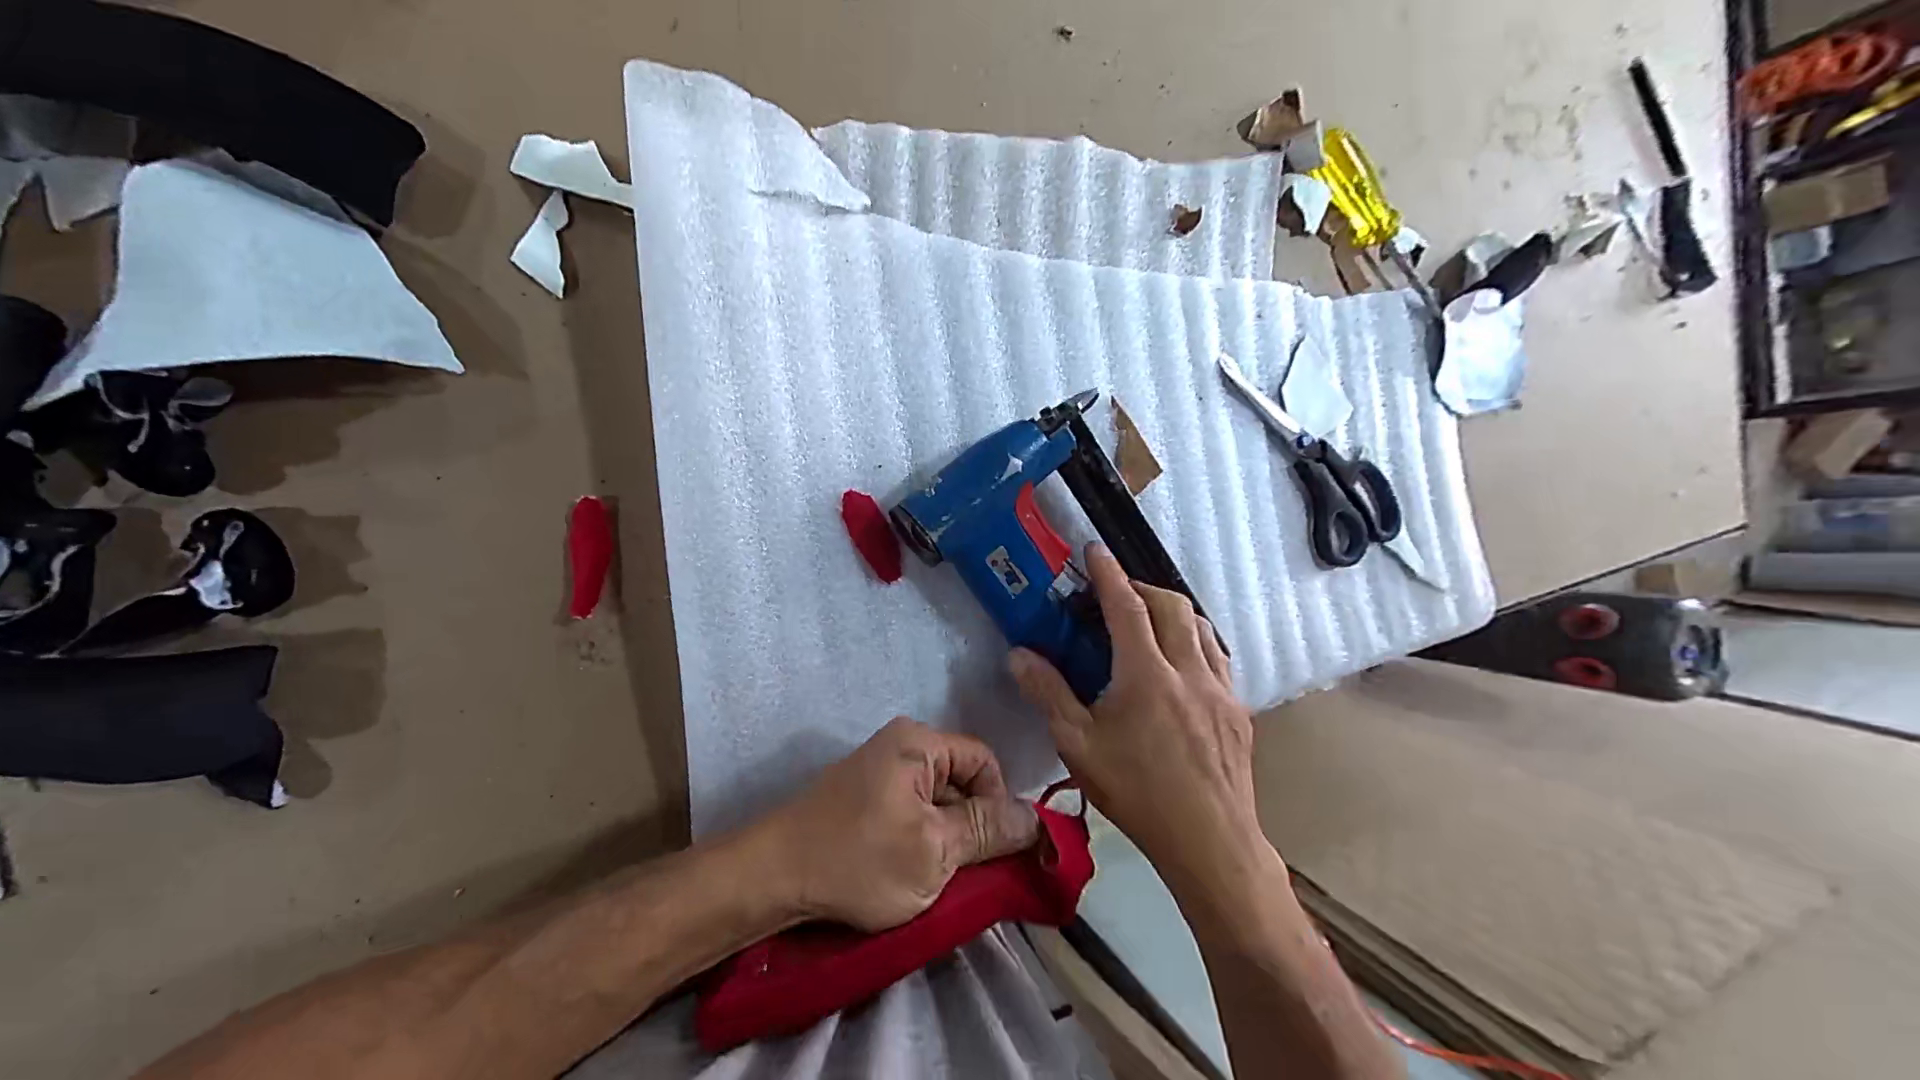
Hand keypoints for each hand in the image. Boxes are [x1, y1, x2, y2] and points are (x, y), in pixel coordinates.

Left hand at [760, 717, 1039, 932]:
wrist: (771, 877)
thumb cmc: (858, 859)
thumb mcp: (934, 850)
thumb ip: (988, 831)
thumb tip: (1036, 818)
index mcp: (919, 742)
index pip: (984, 761)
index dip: (999, 803)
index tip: (996, 850)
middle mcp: (900, 746)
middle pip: (961, 780)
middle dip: (972, 825)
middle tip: (971, 871)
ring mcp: (878, 771)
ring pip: (937, 801)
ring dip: (946, 838)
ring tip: (940, 877)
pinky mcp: (863, 798)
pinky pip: (911, 811)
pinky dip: (921, 839)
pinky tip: (913, 872)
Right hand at [1009, 544, 1263, 890]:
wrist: (1210, 842)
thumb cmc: (1137, 794)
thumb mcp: (1079, 746)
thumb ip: (1049, 694)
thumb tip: (1020, 654)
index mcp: (1146, 675)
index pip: (1126, 606)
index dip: (1108, 573)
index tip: (1095, 551)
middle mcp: (1189, 671)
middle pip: (1172, 606)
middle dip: (1143, 587)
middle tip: (1117, 593)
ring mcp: (1220, 689)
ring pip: (1202, 627)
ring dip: (1174, 612)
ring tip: (1150, 623)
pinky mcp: (1238, 711)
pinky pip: (1218, 658)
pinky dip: (1196, 643)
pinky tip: (1182, 666)